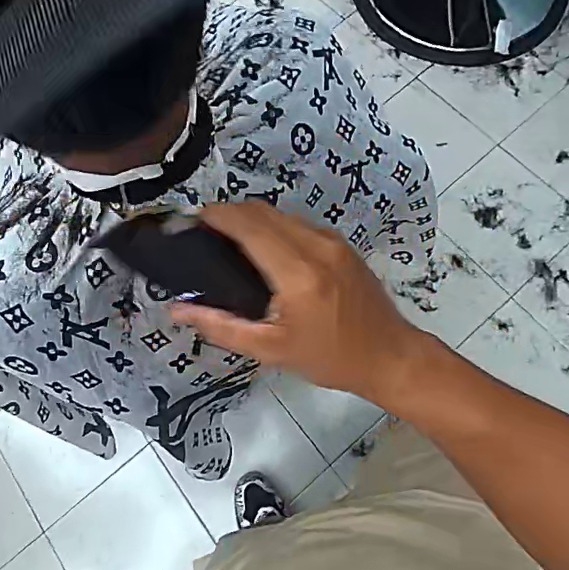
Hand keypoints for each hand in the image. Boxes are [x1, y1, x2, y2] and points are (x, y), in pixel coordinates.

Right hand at [168, 201, 437, 403]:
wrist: (390, 354)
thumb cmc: (331, 358)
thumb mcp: (272, 350)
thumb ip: (222, 326)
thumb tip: (178, 309)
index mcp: (299, 273)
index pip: (250, 226)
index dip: (217, 216)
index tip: (192, 221)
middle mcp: (318, 246)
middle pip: (264, 211)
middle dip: (231, 213)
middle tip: (205, 234)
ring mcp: (334, 241)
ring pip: (283, 214)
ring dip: (254, 218)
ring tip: (230, 242)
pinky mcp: (343, 244)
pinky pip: (300, 224)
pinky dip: (276, 227)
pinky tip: (265, 250)